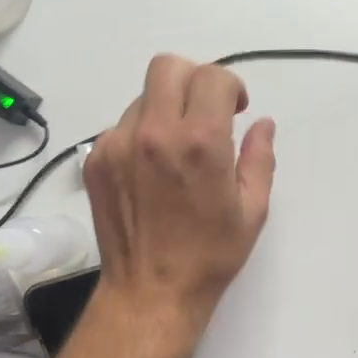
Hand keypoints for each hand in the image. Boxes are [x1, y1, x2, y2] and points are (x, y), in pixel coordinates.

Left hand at [83, 55, 275, 336]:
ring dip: (166, 110)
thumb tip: (262, 125)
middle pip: (168, 67)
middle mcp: (155, 133)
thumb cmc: (211, 256)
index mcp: (200, 143)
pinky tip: (154, 172)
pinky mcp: (96, 159)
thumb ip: (259, 159)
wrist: (152, 290)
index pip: (212, 77)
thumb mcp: (252, 210)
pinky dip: (142, 136)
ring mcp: (117, 144)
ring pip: (143, 97)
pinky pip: (122, 127)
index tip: (235, 109)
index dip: (230, 86)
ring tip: (178, 152)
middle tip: (207, 113)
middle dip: (194, 80)